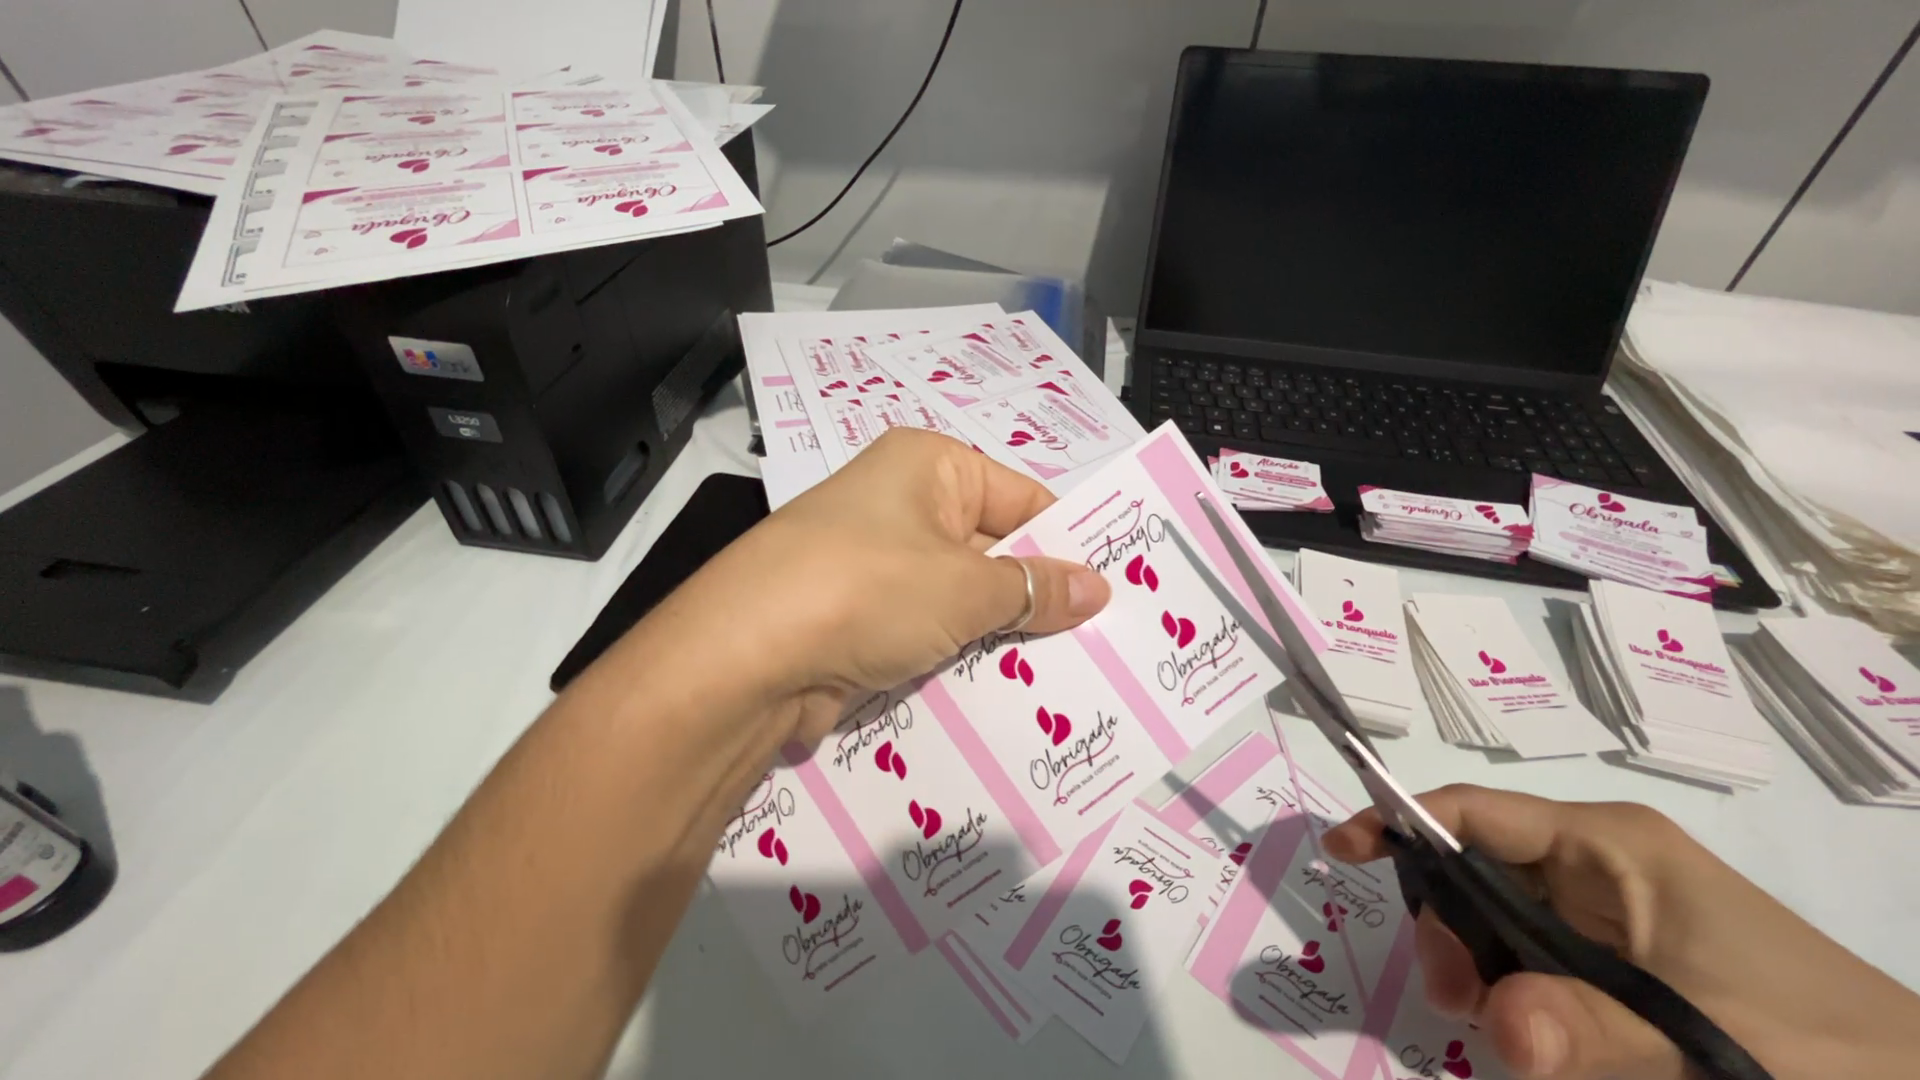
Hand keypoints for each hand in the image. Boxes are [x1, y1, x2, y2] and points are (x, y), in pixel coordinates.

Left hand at [668, 429, 1110, 741]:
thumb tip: (1098, 589)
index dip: (1068, 542)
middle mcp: (900, 504)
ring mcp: (874, 564)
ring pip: (960, 598)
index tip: (1115, 591)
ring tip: (1067, 674)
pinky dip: (958, 657)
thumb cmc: (868, 590)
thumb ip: (1036, 590)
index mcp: (928, 465)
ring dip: (999, 634)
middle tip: (1103, 641)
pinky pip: (926, 632)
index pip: (1023, 497)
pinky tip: (1003, 692)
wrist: (745, 659)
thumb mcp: (966, 587)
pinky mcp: (857, 618)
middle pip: (992, 549)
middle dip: (1037, 596)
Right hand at [1323, 785, 1919, 1079]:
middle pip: (1471, 875)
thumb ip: (1596, 1030)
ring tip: (1518, 1043)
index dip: (1401, 820)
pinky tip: (1545, 1043)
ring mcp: (1599, 911)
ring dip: (1487, 979)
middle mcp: (1591, 864)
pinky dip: (1522, 1003)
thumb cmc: (1831, 1048)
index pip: (1474, 810)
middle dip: (1451, 935)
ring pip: (1495, 928)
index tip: (1345, 851)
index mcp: (1606, 844)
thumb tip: (1494, 1026)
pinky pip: (1532, 966)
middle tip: (1461, 1009)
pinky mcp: (1610, 958)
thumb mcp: (1705, 1040)